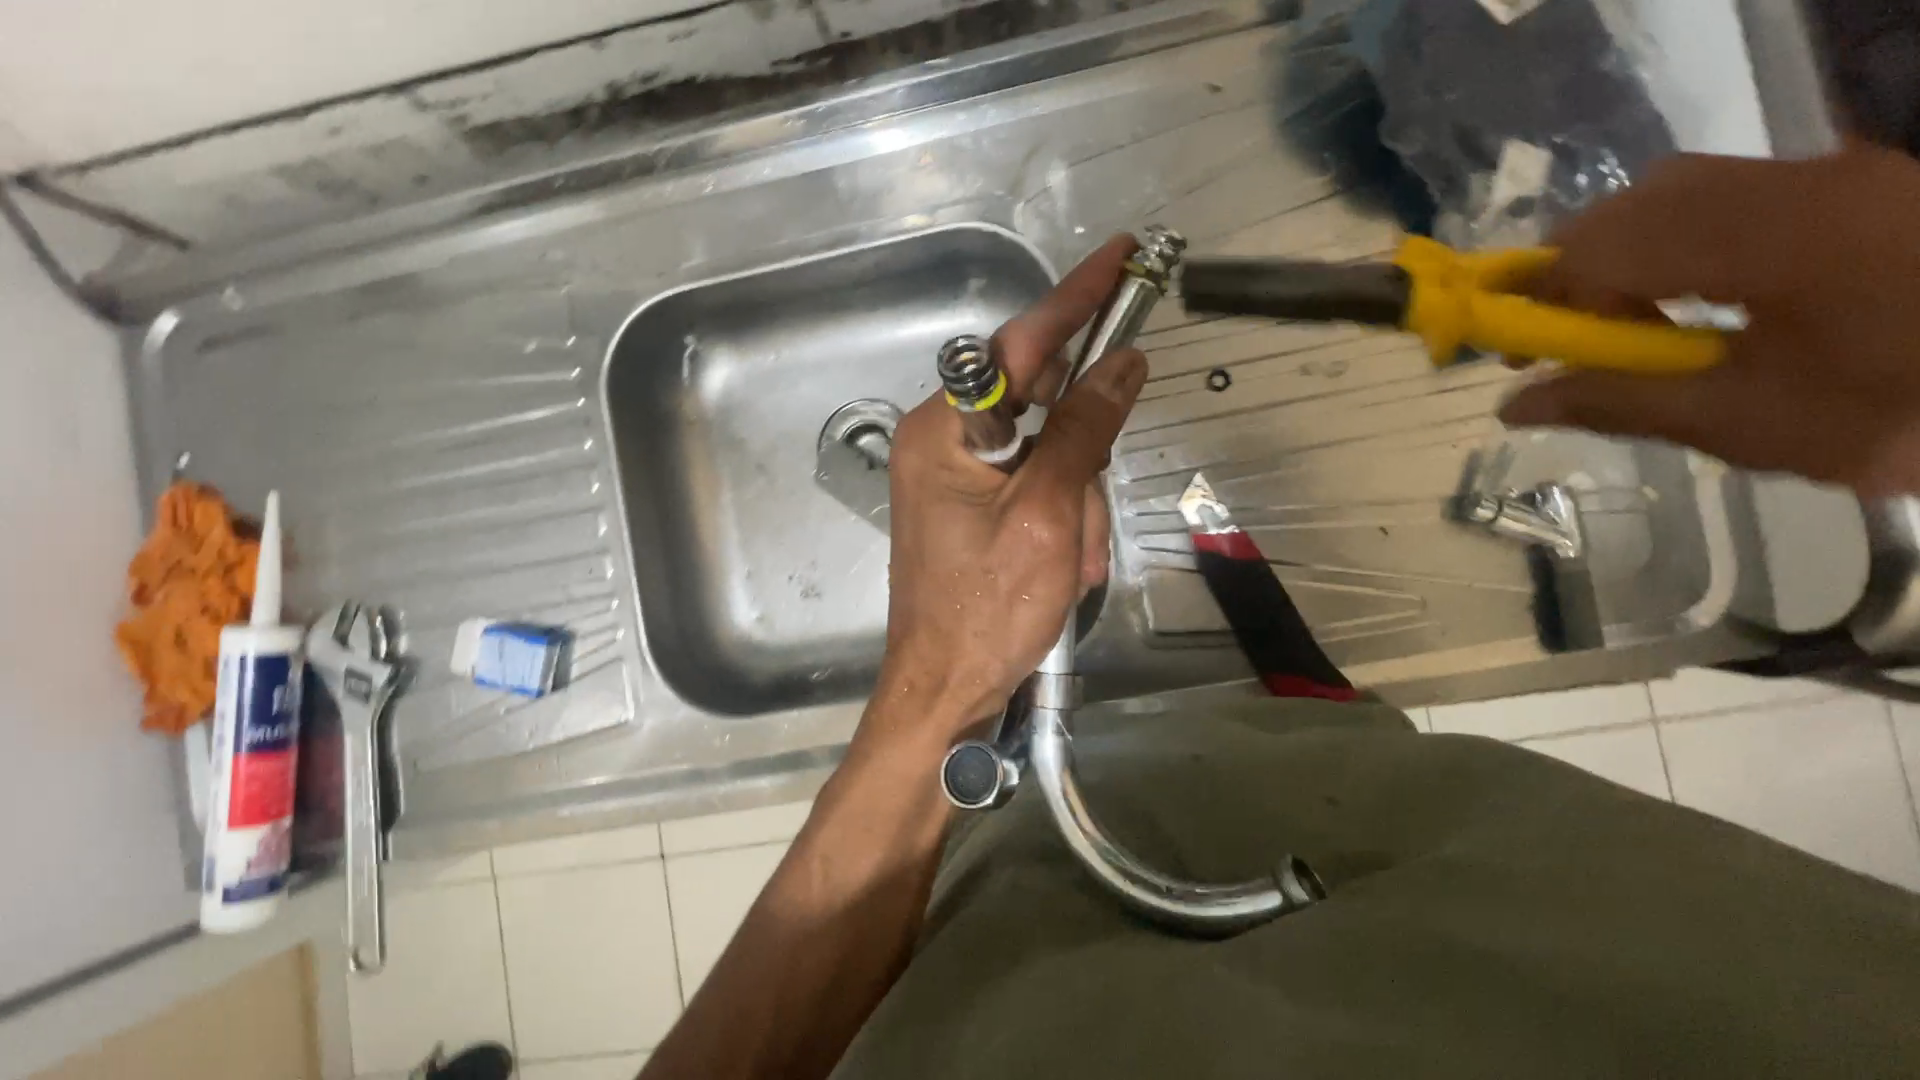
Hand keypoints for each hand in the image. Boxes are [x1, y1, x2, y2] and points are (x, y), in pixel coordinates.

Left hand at [869, 235, 1148, 743]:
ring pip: (1053, 459)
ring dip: (1076, 512)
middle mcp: (945, 443)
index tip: (1123, 254)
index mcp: (944, 431)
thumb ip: (1084, 430)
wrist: (947, 693)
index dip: (1075, 298)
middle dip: (1080, 470)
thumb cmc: (987, 611)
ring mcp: (960, 480)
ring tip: (1068, 568)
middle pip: (1044, 410)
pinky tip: (1062, 573)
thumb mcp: (1046, 515)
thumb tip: (1123, 362)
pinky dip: (1064, 528)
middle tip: (1080, 525)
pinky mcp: (978, 512)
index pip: (1019, 344)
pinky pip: (1041, 493)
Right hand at [1498, 144, 1919, 495]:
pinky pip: (1730, 193)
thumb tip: (1513, 406)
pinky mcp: (1856, 182)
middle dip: (1580, 272)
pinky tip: (1697, 294)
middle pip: (1636, 203)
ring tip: (1637, 322)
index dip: (1542, 299)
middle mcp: (1800, 180)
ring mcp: (1835, 173)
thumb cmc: (1901, 412)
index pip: (1604, 246)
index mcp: (1773, 238)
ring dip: (1629, 253)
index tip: (1518, 355)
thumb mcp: (1748, 423)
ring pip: (1679, 190)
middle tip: (1577, 343)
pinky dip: (1680, 238)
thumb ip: (1620, 404)